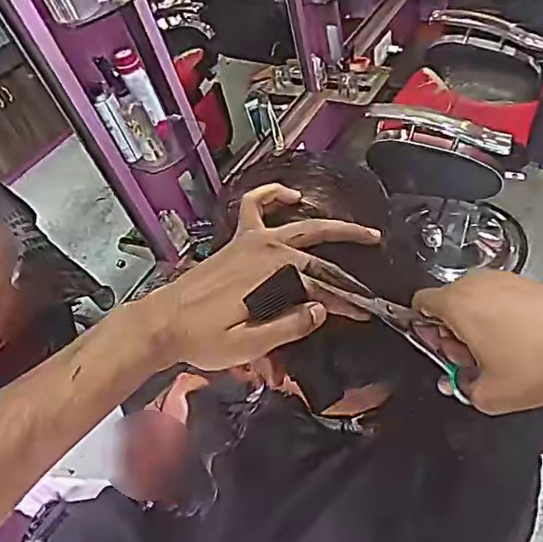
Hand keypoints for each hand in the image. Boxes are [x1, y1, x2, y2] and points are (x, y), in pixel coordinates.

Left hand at [126, 184, 380, 370]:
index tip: (364, 313)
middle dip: (351, 254)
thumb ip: (287, 327)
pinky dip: (272, 196)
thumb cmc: (202, 338)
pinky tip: (290, 196)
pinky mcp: (237, 241)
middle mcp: (265, 252)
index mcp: (271, 277)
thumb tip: (321, 310)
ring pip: (299, 226)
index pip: (321, 288)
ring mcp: (251, 241)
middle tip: (378, 252)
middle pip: (318, 252)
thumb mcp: (247, 346)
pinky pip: (256, 207)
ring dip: (330, 226)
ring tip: (357, 229)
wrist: (163, 322)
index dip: (345, 302)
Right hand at [411, 269, 542, 413]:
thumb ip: (462, 388)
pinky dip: (508, 320)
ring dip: (481, 326)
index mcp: (456, 302)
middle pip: (448, 303)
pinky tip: (527, 347)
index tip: (444, 349)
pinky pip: (505, 300)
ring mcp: (507, 280)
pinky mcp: (532, 284)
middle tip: (473, 358)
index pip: (418, 305)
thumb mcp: (490, 395)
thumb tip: (464, 385)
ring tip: (504, 355)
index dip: (425, 331)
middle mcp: (478, 284)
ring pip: (478, 302)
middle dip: (455, 331)